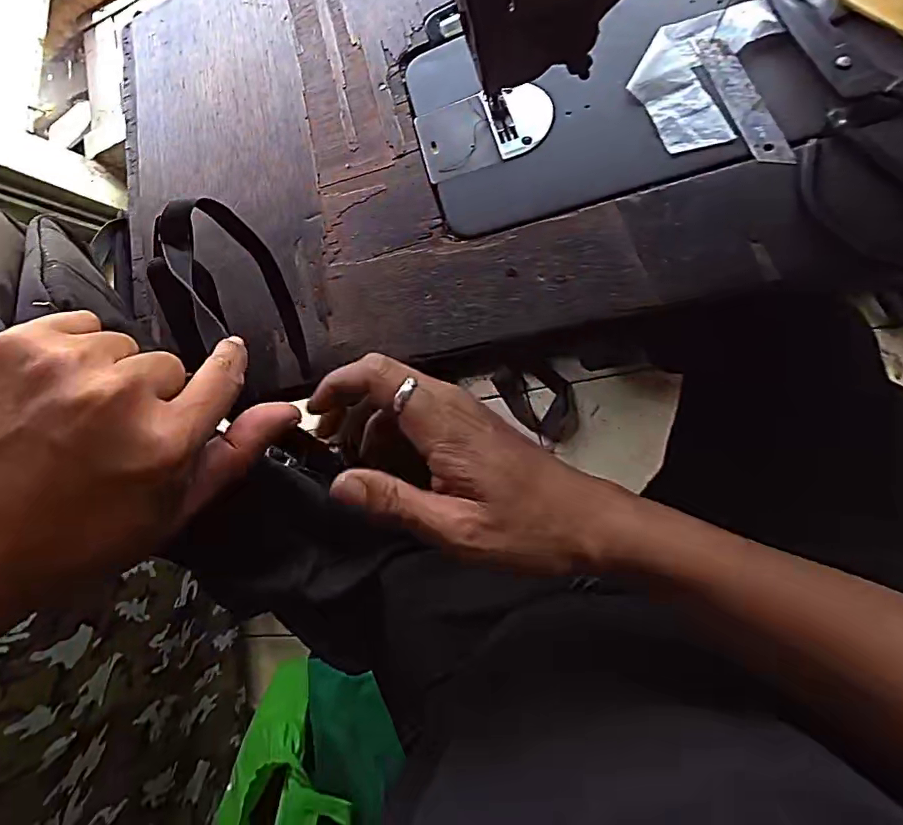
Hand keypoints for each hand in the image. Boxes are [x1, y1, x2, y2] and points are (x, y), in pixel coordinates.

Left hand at [0, 311, 299, 664]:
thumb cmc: (65, 547)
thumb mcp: (160, 520)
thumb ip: (230, 459)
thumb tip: (287, 409)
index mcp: (163, 444)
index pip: (221, 376)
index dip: (225, 367)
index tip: (226, 359)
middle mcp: (121, 393)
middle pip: (166, 366)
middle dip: (151, 397)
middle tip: (111, 437)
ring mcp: (65, 362)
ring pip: (121, 347)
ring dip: (108, 375)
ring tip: (71, 418)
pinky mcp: (18, 342)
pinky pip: (77, 327)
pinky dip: (72, 354)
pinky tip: (47, 392)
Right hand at [311, 353, 641, 575]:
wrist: (588, 521)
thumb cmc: (526, 527)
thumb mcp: (454, 527)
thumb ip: (392, 501)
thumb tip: (338, 484)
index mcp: (441, 420)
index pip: (377, 373)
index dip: (337, 384)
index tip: (314, 416)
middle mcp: (447, 402)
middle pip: (381, 376)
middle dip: (346, 405)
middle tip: (329, 448)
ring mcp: (459, 409)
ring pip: (396, 393)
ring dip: (367, 422)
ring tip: (356, 467)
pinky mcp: (466, 423)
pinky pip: (415, 410)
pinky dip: (391, 431)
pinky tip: (390, 470)